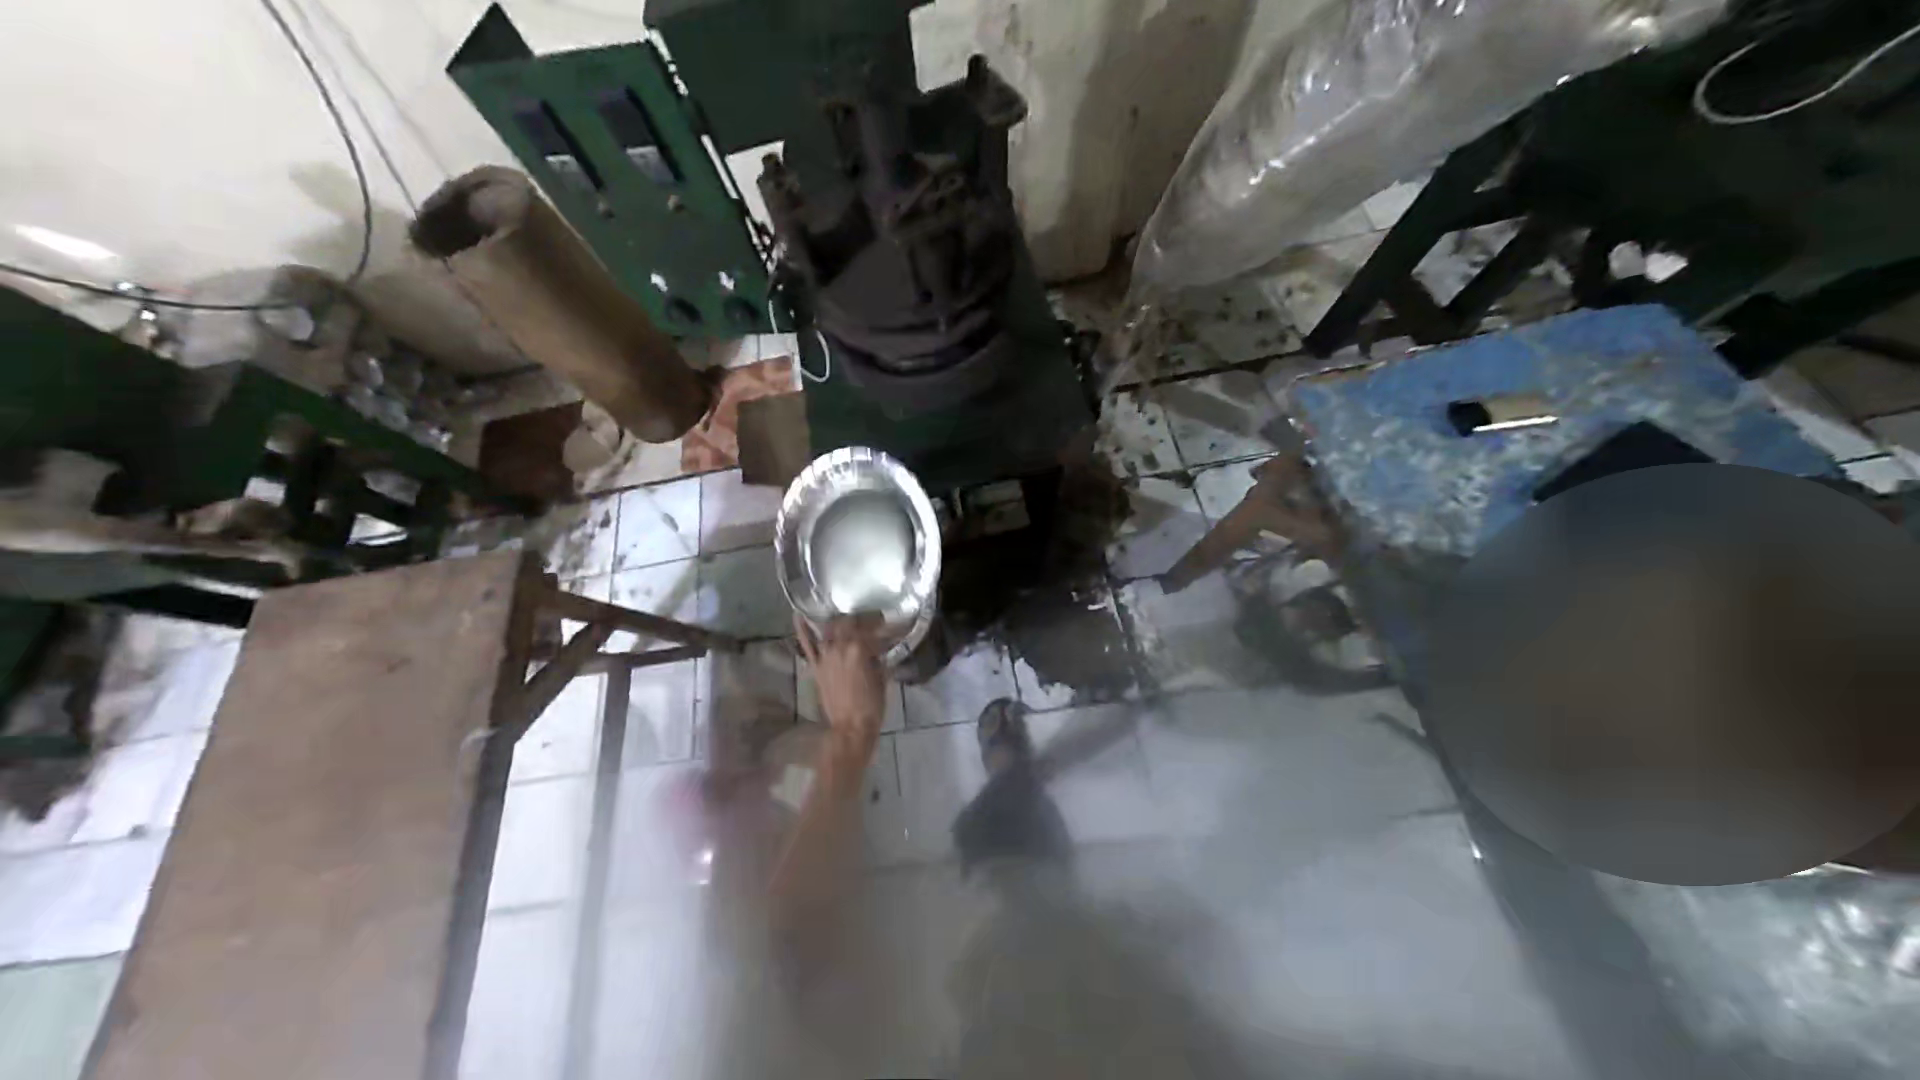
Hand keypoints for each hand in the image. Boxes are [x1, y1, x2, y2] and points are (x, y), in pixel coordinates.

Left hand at [795, 612, 886, 750]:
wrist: (851, 727)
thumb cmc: (872, 704)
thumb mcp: (882, 676)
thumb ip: (878, 656)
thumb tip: (879, 645)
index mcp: (859, 648)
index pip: (870, 626)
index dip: (880, 623)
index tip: (887, 622)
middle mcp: (839, 646)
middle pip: (848, 622)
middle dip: (860, 619)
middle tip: (869, 621)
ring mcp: (825, 656)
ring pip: (829, 629)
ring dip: (838, 622)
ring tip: (846, 620)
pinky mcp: (816, 666)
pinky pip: (807, 645)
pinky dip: (802, 630)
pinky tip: (798, 616)